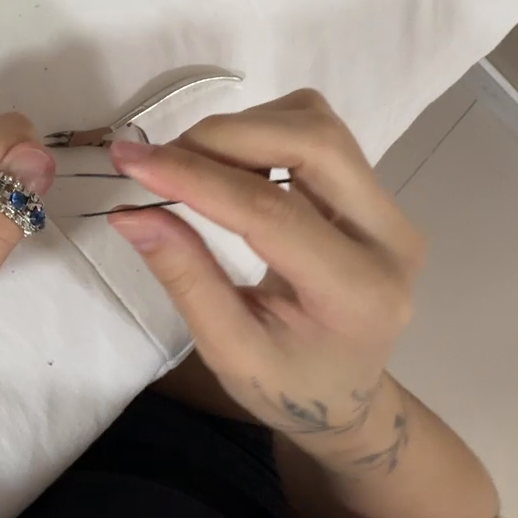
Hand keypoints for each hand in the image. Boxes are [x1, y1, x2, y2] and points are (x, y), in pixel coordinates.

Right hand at [106, 90, 424, 466]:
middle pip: (311, 142)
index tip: (128, 161)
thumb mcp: (229, 349)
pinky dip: (259, 129)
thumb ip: (184, 276)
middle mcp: (389, 237)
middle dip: (222, 138)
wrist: (347, 395)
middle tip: (159, 162)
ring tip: (191, 166)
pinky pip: (314, 126)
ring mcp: (388, 206)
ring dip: (240, 130)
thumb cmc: (288, 385)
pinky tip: (231, 165)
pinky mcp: (372, 188)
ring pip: (314, 123)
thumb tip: (129, 211)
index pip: (272, 211)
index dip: (194, 177)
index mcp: (359, 294)